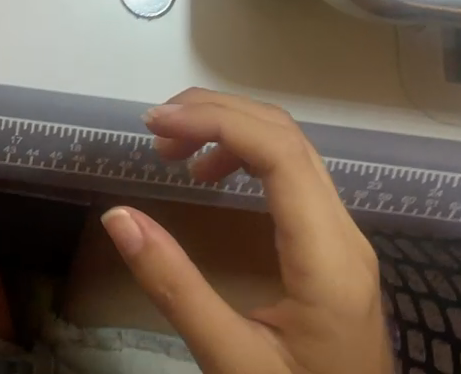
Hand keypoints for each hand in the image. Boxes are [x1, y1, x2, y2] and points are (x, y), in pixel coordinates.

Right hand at [100, 90, 390, 373]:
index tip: (155, 123)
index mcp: (327, 256)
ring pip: (289, 146)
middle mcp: (343, 232)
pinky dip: (244, 152)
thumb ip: (176, 288)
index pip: (279, 151)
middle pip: (284, 134)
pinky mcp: (332, 246)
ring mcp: (343, 237)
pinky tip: (208, 174)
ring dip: (227, 128)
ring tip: (173, 149)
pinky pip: (291, 171)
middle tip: (154, 127)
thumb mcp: (232, 360)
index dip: (215, 120)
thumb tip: (117, 215)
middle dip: (215, 113)